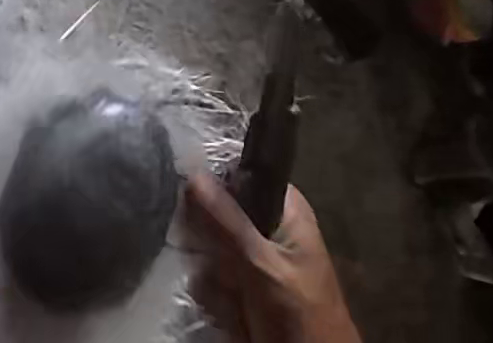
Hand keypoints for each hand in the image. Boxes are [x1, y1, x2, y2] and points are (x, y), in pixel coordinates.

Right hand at [185, 173, 361, 342]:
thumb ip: (227, 222)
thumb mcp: (262, 265)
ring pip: (210, 253)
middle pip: (216, 216)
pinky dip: (219, 301)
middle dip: (214, 247)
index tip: (196, 209)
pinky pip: (211, 283)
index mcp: (283, 205)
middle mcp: (266, 225)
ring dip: (216, 281)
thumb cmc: (301, 313)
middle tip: (228, 269)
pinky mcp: (243, 289)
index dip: (214, 189)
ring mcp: (254, 259)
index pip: (237, 174)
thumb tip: (192, 174)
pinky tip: (234, 317)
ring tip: (238, 302)